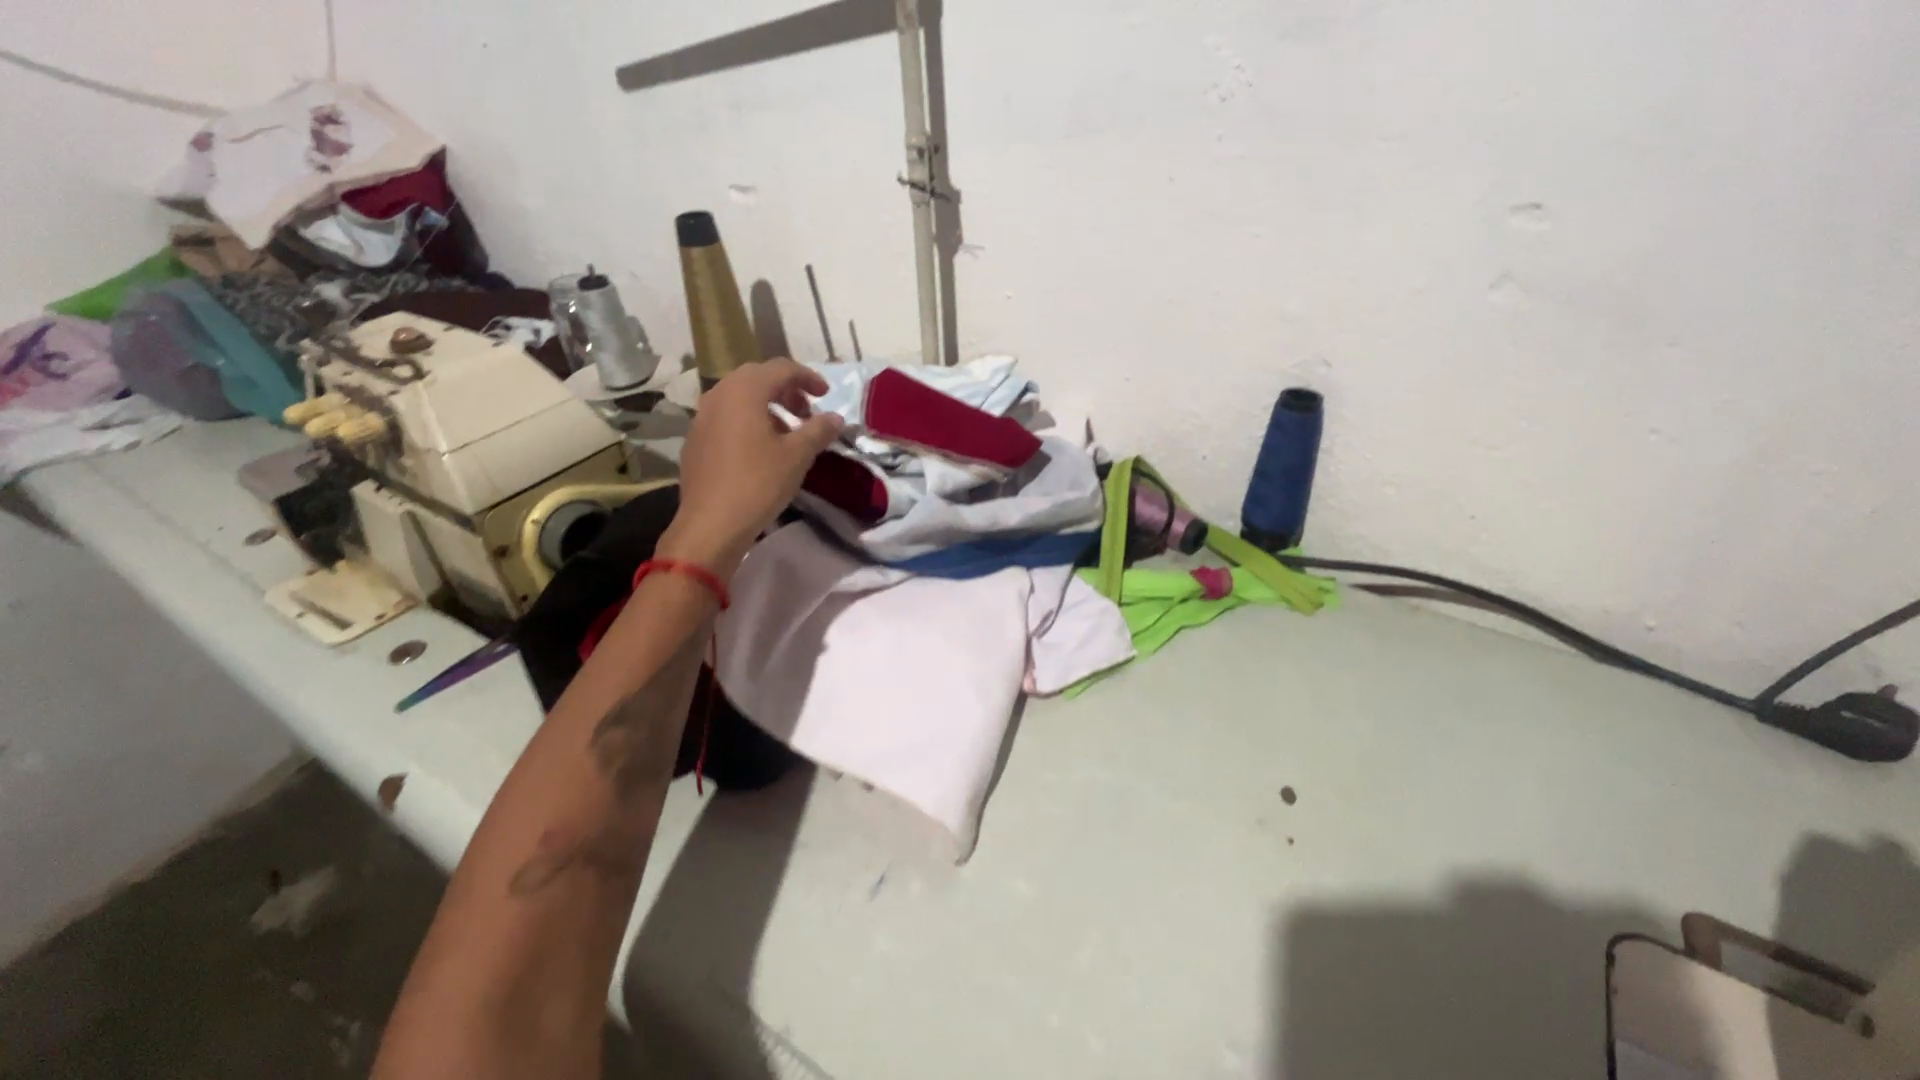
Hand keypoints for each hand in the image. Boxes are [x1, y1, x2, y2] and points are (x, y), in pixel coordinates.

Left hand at [657, 358, 842, 577]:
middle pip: (757, 378)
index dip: (808, 377)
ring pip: (739, 397)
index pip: (781, 368)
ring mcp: (702, 416)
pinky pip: (726, 416)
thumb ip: (818, 430)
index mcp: (744, 391)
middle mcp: (719, 394)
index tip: (826, 395)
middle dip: (786, 389)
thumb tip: (835, 418)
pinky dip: (747, 420)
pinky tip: (760, 448)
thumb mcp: (797, 456)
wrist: (710, 524)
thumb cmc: (758, 484)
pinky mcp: (696, 439)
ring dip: (766, 405)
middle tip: (806, 412)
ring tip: (786, 431)